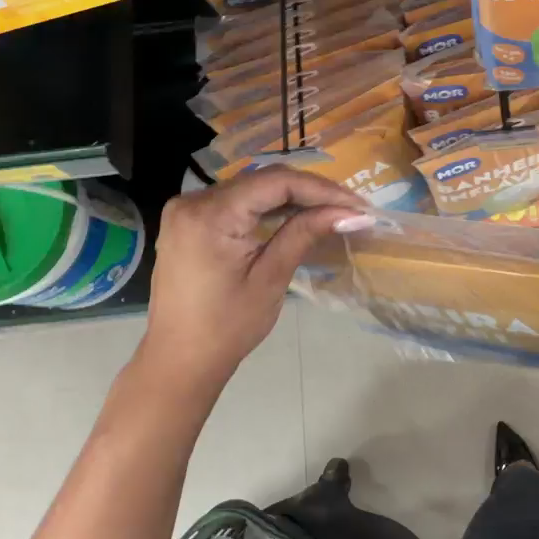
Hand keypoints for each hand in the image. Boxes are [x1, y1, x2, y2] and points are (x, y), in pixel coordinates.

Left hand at [140, 167, 369, 387]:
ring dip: (293, 198)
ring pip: (252, 189)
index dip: (322, 189)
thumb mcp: (271, 278)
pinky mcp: (190, 222)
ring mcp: (188, 210)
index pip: (276, 182)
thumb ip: (305, 234)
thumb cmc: (227, 326)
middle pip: (263, 180)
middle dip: (311, 191)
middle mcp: (193, 201)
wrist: (180, 358)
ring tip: (333, 211)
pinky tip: (299, 216)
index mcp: (210, 214)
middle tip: (351, 208)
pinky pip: (238, 203)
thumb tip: (349, 213)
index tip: (358, 205)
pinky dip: (270, 208)